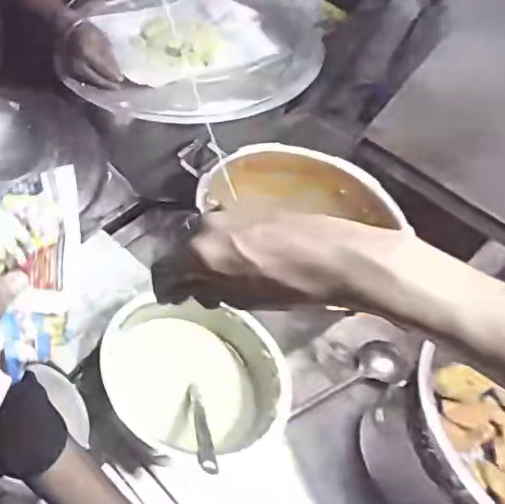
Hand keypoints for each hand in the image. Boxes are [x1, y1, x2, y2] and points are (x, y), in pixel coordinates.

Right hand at [63, 20, 126, 88]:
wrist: (66, 30)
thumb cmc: (86, 31)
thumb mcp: (100, 38)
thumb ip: (108, 55)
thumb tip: (117, 70)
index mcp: (89, 54)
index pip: (104, 69)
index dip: (113, 75)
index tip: (121, 79)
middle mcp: (80, 65)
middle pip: (97, 79)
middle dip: (108, 84)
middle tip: (117, 87)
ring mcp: (73, 70)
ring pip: (90, 82)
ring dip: (100, 85)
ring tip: (109, 86)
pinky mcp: (68, 73)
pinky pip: (82, 81)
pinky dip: (92, 83)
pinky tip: (97, 83)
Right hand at [153, 211, 393, 310]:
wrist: (339, 255)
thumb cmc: (292, 286)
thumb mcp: (245, 298)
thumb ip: (212, 290)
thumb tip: (198, 288)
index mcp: (199, 251)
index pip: (165, 269)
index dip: (166, 287)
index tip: (170, 297)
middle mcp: (206, 224)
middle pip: (183, 249)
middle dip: (187, 269)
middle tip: (198, 289)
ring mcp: (230, 211)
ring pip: (205, 236)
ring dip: (207, 254)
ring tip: (223, 274)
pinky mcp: (251, 205)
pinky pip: (225, 227)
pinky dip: (225, 243)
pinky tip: (242, 257)